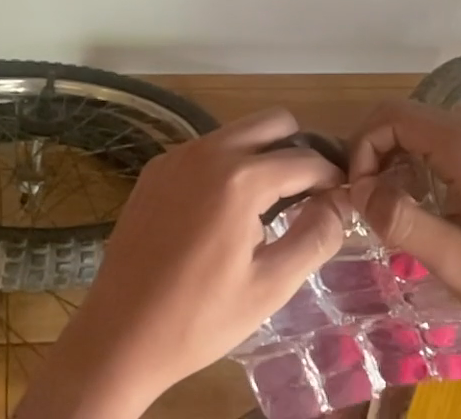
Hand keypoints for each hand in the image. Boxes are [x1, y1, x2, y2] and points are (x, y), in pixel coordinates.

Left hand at [16, 108, 346, 418]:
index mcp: (241, 179)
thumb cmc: (199, 318)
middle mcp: (209, 151)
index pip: (306, 160)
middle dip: (298, 150)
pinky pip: (206, 148)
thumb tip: (340, 201)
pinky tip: (222, 212)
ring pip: (238, 131)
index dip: (332, 178)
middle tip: (305, 195)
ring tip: (267, 206)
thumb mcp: (270, 286)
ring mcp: (177, 156)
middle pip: (274, 122)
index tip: (341, 200)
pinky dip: (227, 165)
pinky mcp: (156, 169)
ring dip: (262, 154)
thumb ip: (316, 236)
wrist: (118, 336)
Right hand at [346, 99, 460, 350]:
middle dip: (370, 150)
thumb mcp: (454, 260)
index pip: (393, 117)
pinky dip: (407, 166)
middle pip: (400, 116)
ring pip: (414, 131)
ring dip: (386, 158)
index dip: (363, 148)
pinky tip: (408, 205)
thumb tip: (358, 190)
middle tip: (363, 201)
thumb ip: (402, 221)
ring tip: (381, 207)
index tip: (359, 196)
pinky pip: (430, 148)